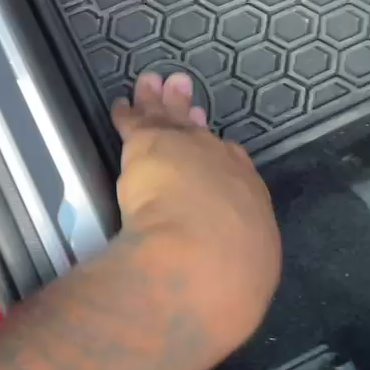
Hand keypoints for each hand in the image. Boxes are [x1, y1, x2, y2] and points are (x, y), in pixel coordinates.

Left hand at [110, 72, 280, 353]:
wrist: (205, 256)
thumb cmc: (230, 277)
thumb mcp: (245, 276)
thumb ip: (234, 272)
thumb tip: (229, 288)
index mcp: (249, 201)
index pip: (234, 166)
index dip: (219, 153)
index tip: (211, 143)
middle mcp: (223, 168)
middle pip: (203, 134)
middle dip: (191, 115)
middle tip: (186, 94)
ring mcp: (186, 151)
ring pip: (169, 118)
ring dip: (160, 100)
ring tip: (154, 82)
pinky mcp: (149, 144)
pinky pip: (135, 121)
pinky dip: (126, 112)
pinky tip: (120, 104)